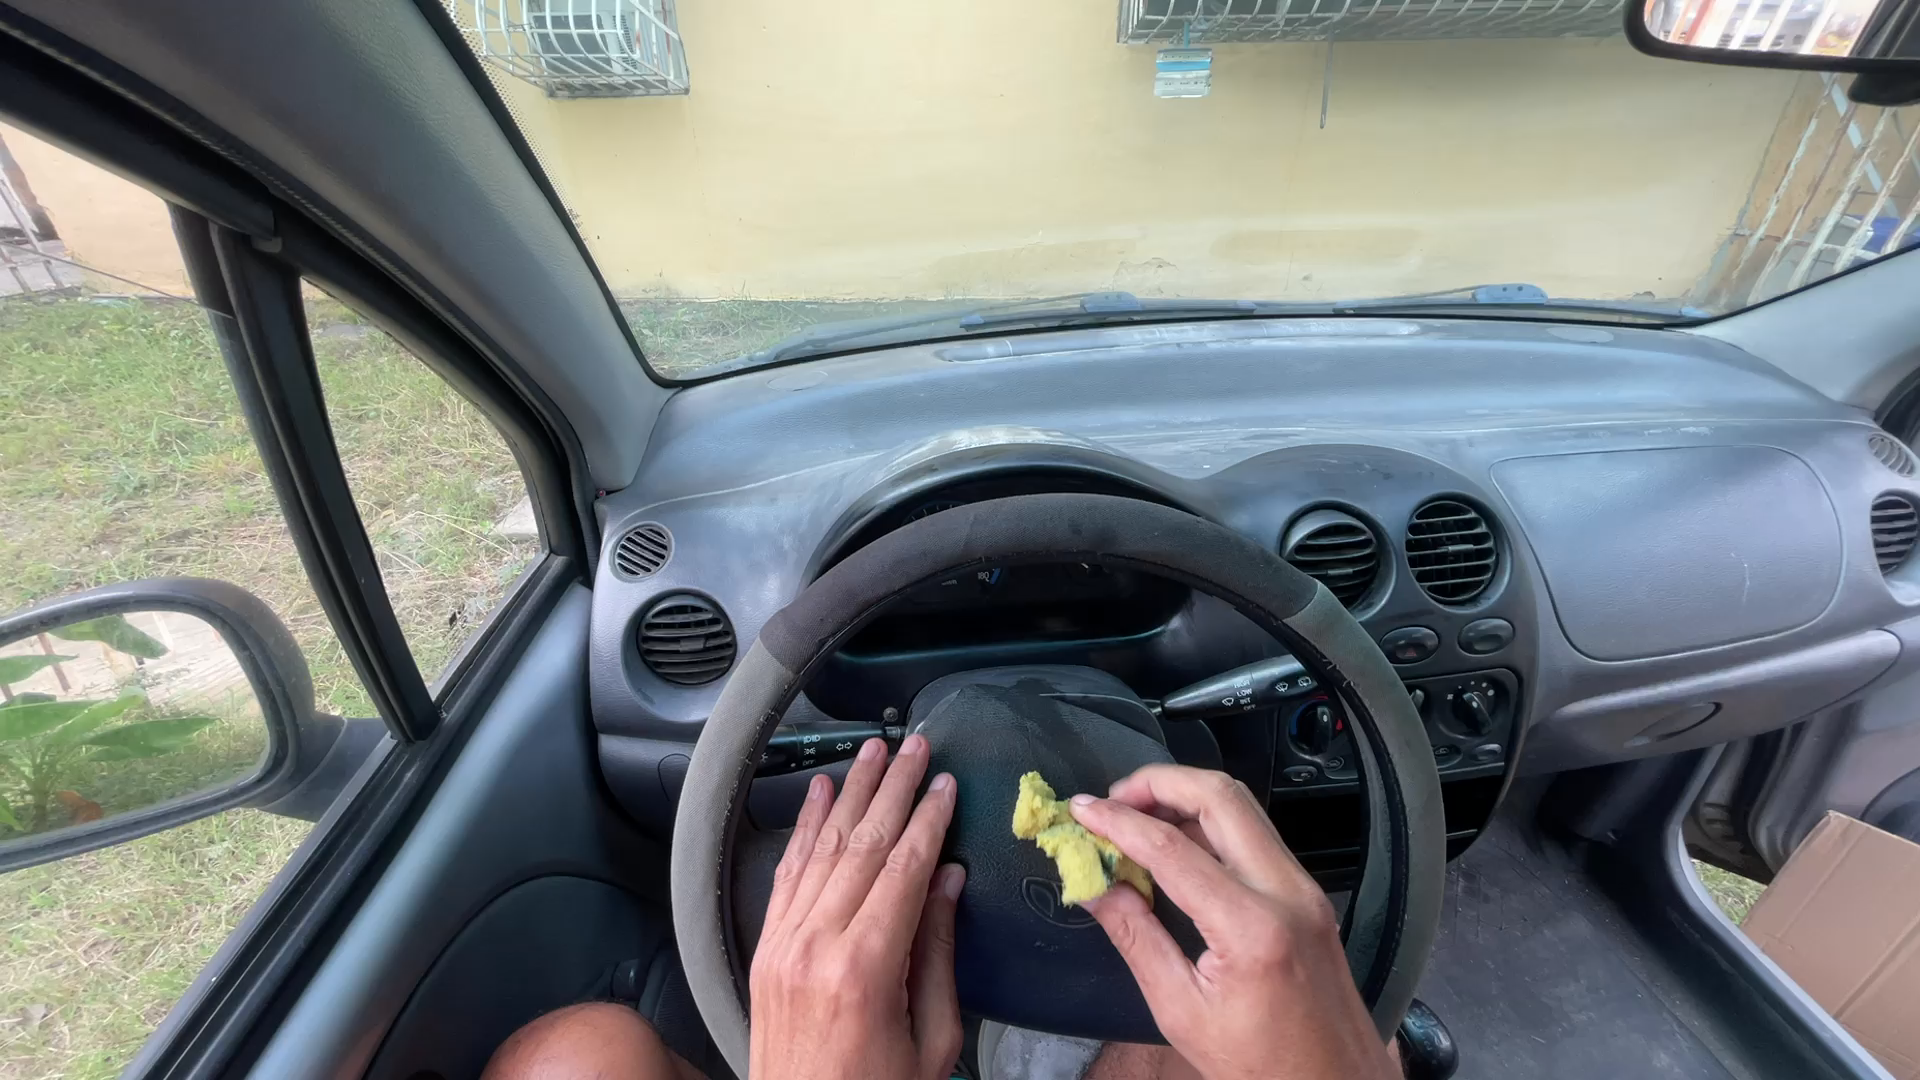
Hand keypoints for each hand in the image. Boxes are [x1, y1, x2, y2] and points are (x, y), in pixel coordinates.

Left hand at [749, 734, 965, 1079]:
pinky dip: (806, 826)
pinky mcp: (766, 947)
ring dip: (852, 791)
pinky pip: (788, 871)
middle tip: (914, 745)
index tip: (945, 782)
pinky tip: (820, 792)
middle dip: (894, 786)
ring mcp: (784, 942)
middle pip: (865, 842)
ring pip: (825, 845)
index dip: (929, 818)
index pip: (905, 866)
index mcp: (865, 968)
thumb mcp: (932, 1039)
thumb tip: (946, 877)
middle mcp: (817, 943)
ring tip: (872, 750)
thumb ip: (937, 951)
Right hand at [1069, 765, 1396, 1079]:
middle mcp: (1286, 891)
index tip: (1080, 809)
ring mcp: (1302, 886)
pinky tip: (1172, 837)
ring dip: (1182, 793)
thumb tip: (1092, 882)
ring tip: (1136, 812)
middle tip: (1113, 798)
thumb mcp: (1181, 1012)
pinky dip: (1205, 816)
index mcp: (1252, 928)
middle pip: (1217, 794)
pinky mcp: (1306, 890)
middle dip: (1157, 782)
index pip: (1171, 847)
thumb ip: (1134, 935)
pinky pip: (1251, 828)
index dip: (1117, 821)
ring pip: (1238, 802)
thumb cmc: (1261, 1069)